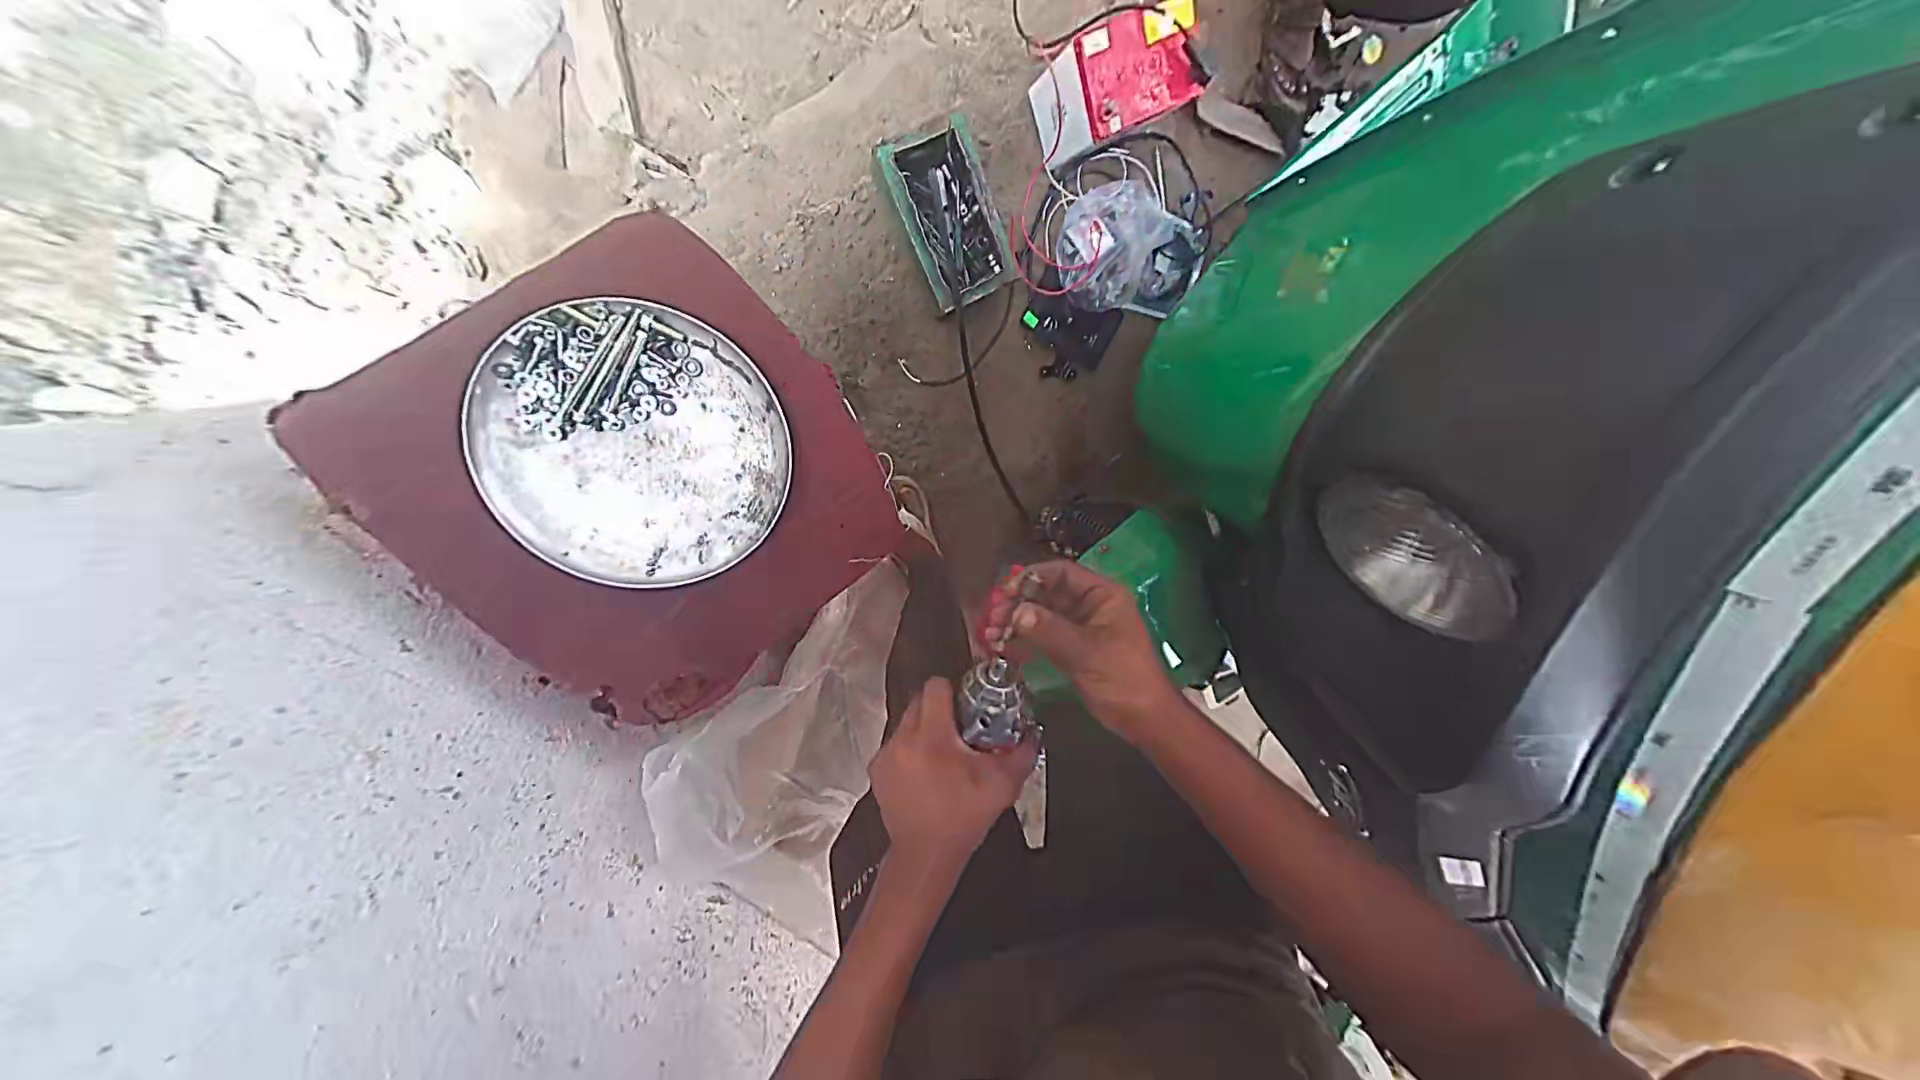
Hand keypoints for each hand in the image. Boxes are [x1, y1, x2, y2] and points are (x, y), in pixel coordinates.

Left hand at [869, 677, 1038, 868]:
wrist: (926, 855)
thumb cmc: (964, 818)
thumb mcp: (1001, 785)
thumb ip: (1021, 753)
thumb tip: (1032, 734)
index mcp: (931, 736)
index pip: (935, 687)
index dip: (953, 690)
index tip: (966, 705)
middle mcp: (902, 740)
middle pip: (919, 701)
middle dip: (940, 709)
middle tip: (960, 729)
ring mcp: (886, 755)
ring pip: (906, 723)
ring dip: (924, 729)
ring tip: (944, 754)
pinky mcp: (877, 771)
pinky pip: (895, 745)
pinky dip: (910, 750)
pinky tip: (926, 771)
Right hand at [993, 560, 1179, 742]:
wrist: (1144, 719)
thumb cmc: (1124, 678)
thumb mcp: (1086, 652)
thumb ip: (1050, 630)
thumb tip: (1016, 612)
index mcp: (1102, 595)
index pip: (1062, 573)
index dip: (1032, 577)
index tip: (1006, 591)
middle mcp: (1089, 606)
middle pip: (1047, 593)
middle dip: (1018, 603)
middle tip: (993, 616)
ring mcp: (1079, 628)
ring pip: (1041, 616)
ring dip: (1016, 622)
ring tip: (991, 635)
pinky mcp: (1071, 649)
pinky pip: (1042, 636)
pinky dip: (1023, 640)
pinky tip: (1002, 647)